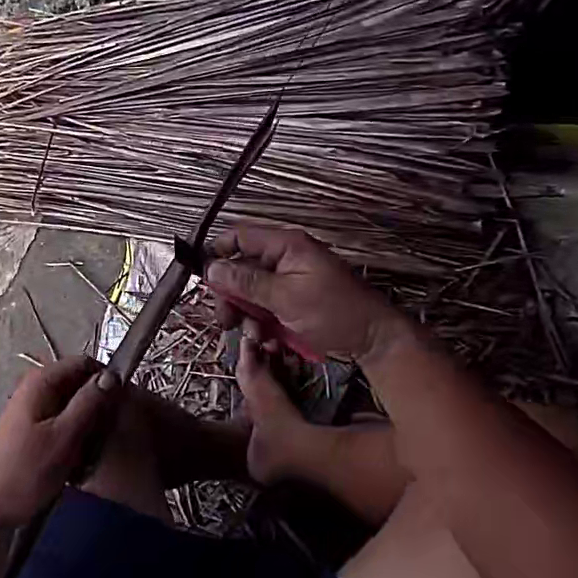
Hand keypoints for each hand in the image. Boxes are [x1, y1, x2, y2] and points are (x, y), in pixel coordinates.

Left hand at [0, 356, 120, 533]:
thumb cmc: (24, 472)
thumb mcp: (64, 436)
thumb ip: (89, 403)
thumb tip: (112, 376)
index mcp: (41, 382)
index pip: (85, 363)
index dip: (105, 379)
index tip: (120, 404)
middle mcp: (36, 390)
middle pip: (80, 385)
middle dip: (99, 405)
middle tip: (109, 432)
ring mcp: (33, 412)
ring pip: (74, 408)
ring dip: (89, 426)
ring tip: (95, 451)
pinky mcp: (33, 434)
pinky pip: (64, 426)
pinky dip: (76, 438)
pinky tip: (80, 462)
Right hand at [206, 226, 408, 362]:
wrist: (372, 340)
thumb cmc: (335, 312)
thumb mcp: (286, 297)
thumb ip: (247, 282)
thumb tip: (211, 269)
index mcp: (285, 246)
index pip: (240, 237)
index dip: (218, 254)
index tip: (205, 280)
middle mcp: (283, 259)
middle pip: (240, 269)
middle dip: (230, 295)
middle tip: (226, 320)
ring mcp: (287, 282)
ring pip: (249, 293)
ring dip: (245, 314)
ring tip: (252, 334)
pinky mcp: (290, 303)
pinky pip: (263, 309)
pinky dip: (260, 324)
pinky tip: (266, 339)